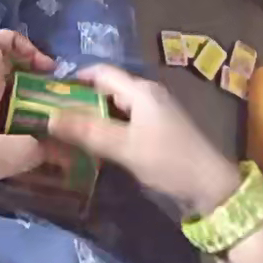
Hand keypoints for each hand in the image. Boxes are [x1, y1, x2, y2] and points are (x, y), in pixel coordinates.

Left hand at [0, 30, 52, 210]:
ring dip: (28, 98)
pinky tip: (30, 139)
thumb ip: (31, 150)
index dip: (19, 42)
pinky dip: (17, 116)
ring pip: (5, 88)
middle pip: (7, 64)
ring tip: (50, 120)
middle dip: (33, 73)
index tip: (42, 65)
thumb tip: (54, 148)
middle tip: (55, 96)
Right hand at [49, 64, 242, 216]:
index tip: (50, 93)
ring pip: (115, 108)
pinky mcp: (157, 132)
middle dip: (80, 99)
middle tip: (53, 115)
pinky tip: (93, 145)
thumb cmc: (169, 161)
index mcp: (140, 90)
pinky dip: (106, 129)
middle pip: (107, 89)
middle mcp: (147, 95)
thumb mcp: (124, 147)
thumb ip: (87, 132)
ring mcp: (154, 114)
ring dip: (92, 117)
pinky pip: (124, 122)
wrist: (213, 191)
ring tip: (66, 131)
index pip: (100, 72)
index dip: (74, 78)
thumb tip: (48, 117)